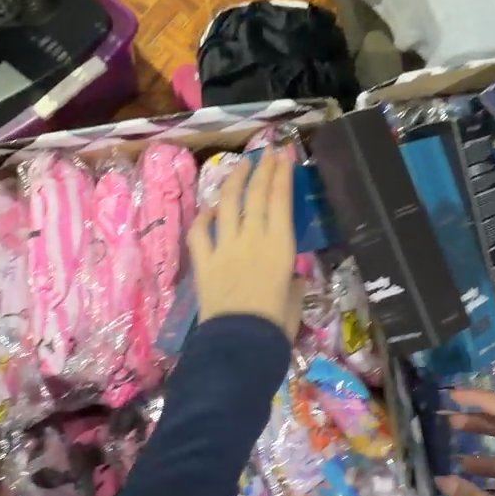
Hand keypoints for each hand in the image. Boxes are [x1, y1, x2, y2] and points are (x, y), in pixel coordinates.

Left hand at [187, 153, 304, 336]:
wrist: (240, 344)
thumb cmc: (276, 325)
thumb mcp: (295, 299)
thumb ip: (292, 282)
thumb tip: (290, 277)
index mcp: (280, 245)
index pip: (280, 199)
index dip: (282, 174)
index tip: (284, 155)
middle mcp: (252, 238)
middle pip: (256, 195)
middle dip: (262, 169)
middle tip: (266, 152)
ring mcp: (224, 248)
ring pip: (227, 205)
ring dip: (234, 181)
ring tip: (240, 165)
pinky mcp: (204, 262)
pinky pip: (199, 233)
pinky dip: (203, 218)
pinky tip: (209, 211)